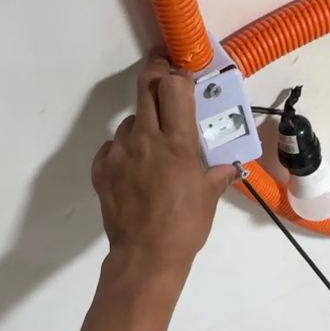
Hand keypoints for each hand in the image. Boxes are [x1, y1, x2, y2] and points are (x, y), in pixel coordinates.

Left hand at [93, 55, 236, 273]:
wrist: (146, 256)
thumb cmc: (185, 226)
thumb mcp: (209, 197)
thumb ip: (217, 173)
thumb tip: (229, 166)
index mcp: (177, 142)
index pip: (174, 86)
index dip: (178, 75)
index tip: (182, 76)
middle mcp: (145, 139)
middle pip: (146, 87)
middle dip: (156, 77)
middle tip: (164, 80)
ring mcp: (119, 152)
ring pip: (129, 121)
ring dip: (142, 126)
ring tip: (151, 150)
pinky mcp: (100, 168)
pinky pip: (111, 147)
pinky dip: (123, 151)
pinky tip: (133, 170)